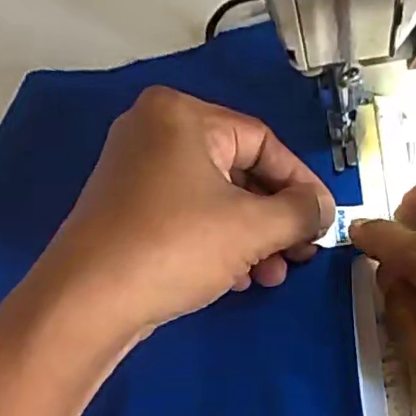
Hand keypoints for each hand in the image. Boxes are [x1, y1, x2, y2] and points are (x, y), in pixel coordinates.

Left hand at [31, 87, 336, 337]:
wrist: (91, 300)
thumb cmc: (174, 248)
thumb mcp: (250, 228)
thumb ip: (298, 212)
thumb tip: (323, 210)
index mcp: (183, 116)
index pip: (264, 142)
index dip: (301, 184)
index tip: (324, 221)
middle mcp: (156, 134)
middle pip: (239, 173)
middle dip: (275, 220)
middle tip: (300, 255)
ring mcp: (138, 175)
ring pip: (216, 203)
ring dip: (252, 241)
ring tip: (272, 275)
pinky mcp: (129, 215)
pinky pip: (189, 221)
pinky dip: (219, 247)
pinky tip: (237, 279)